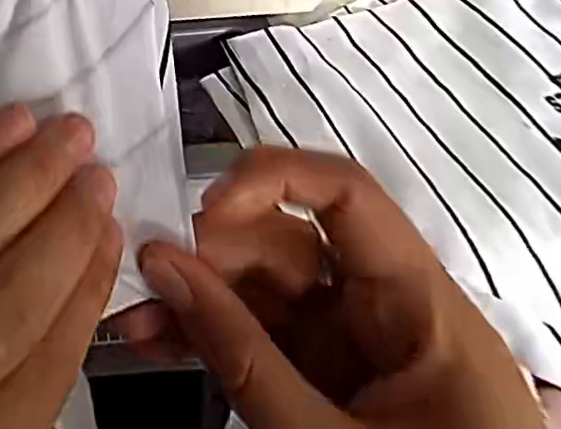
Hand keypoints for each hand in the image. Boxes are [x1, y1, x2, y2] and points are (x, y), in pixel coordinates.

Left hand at [0, 106, 121, 428]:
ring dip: (29, 175)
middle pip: (10, 296)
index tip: (113, 233)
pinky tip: (7, 125)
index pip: (40, 368)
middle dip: (68, 224)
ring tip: (71, 134)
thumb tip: (75, 280)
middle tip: (102, 170)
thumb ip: (8, 385)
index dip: (86, 291)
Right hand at [114, 148, 539, 428]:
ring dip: (196, 295)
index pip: (348, 196)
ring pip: (262, 287)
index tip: (207, 208)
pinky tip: (160, 339)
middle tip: (150, 276)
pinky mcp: (326, 380)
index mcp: (423, 310)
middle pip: (289, 241)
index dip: (273, 179)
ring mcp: (353, 348)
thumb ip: (241, 354)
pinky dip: (209, 333)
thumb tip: (163, 265)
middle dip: (211, 254)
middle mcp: (387, 313)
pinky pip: (258, 334)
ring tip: (137, 317)